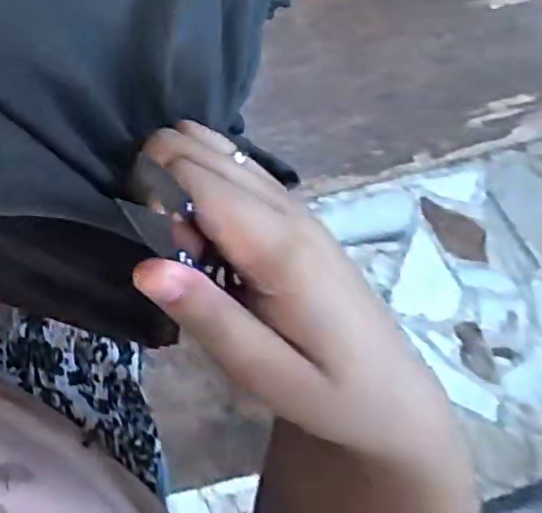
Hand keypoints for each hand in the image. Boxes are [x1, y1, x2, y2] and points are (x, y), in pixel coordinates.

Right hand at [131, 123, 475, 511]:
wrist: (398, 401)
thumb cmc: (329, 394)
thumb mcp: (266, 375)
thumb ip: (206, 317)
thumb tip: (143, 268)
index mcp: (277, 244)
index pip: (188, 171)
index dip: (152, 194)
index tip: (163, 247)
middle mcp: (281, 204)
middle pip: (188, 145)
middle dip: (158, 184)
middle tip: (178, 249)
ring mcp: (286, 198)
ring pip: (203, 140)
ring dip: (174, 175)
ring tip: (190, 235)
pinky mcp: (286, 202)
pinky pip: (224, 156)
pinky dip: (195, 173)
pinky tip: (206, 224)